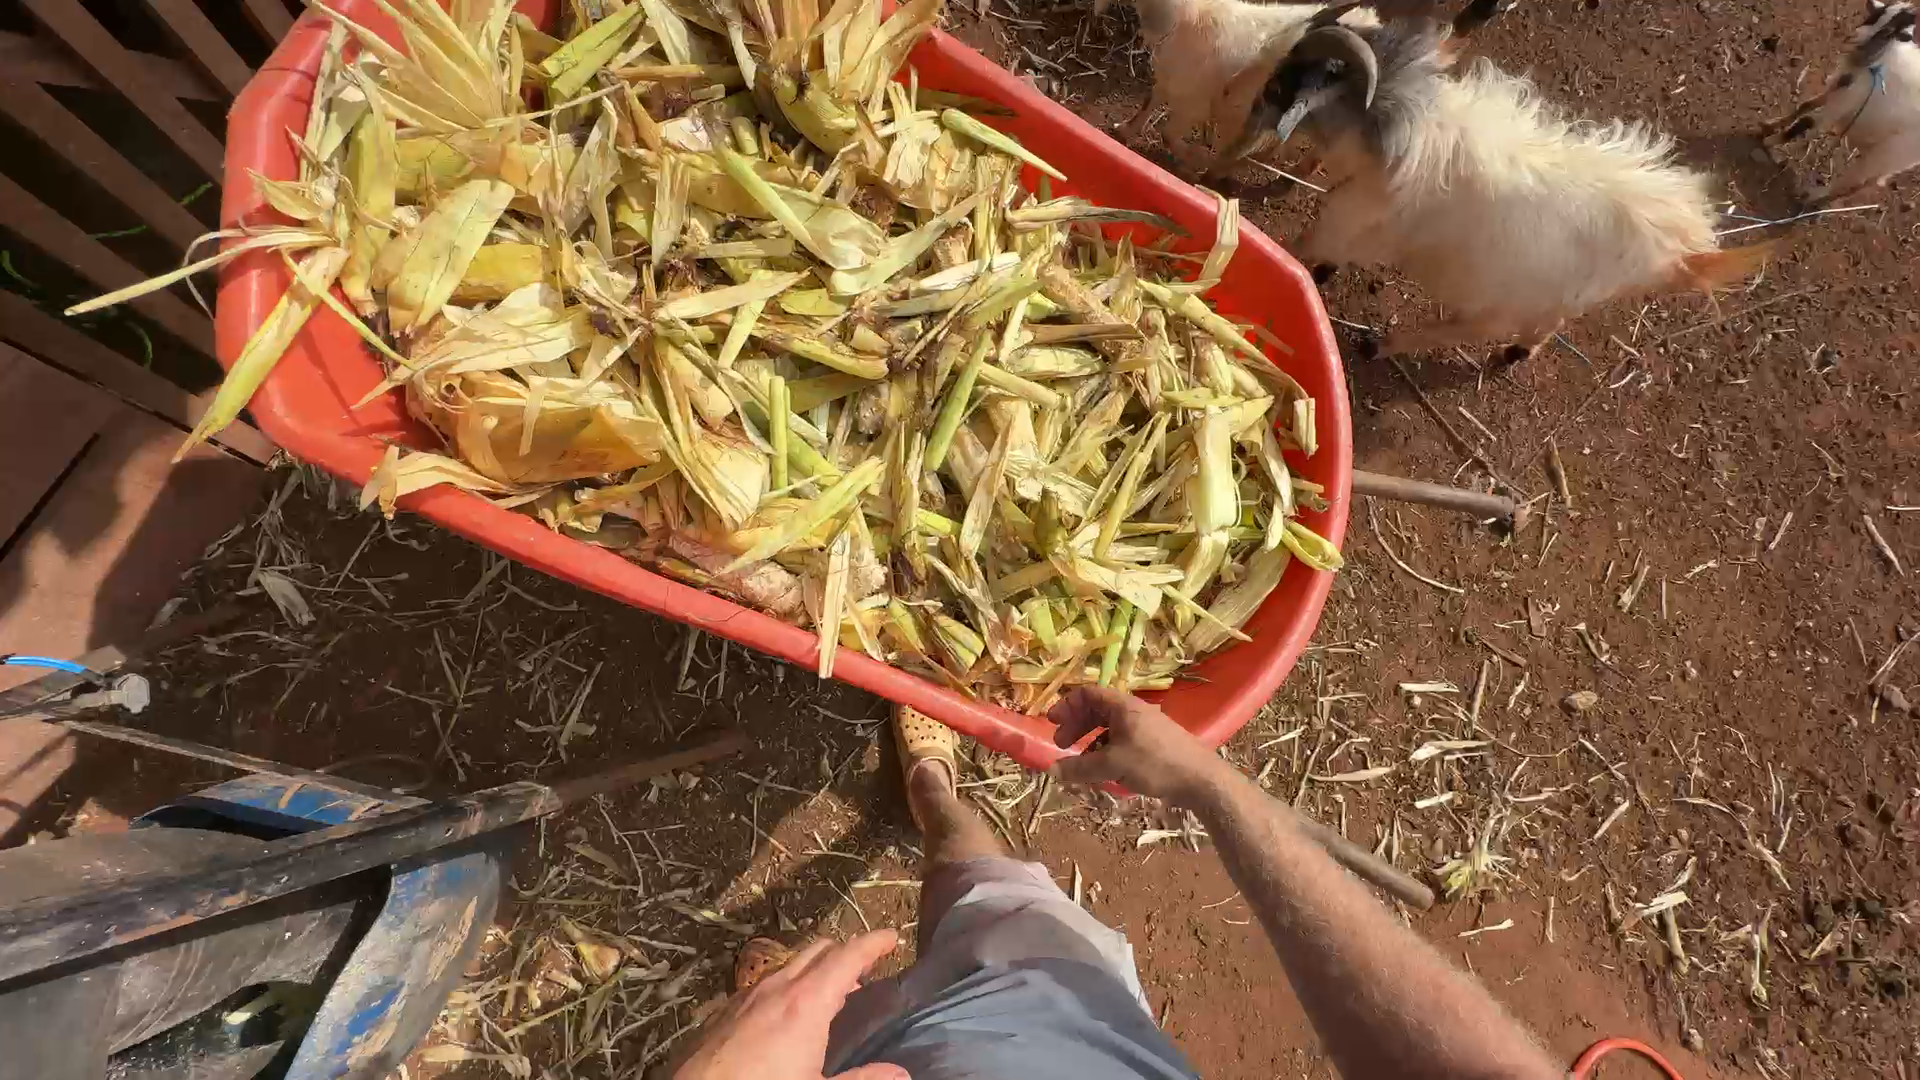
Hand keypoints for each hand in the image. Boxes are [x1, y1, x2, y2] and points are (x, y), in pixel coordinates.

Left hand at [671, 930, 906, 1079]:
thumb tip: (901, 1073)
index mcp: (807, 1002)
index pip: (848, 956)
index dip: (874, 943)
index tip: (893, 936)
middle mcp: (778, 987)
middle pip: (820, 949)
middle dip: (845, 952)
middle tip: (865, 971)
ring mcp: (748, 996)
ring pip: (791, 964)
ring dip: (816, 969)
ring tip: (829, 995)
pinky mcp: (725, 1012)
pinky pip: (766, 983)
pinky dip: (789, 985)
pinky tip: (785, 1018)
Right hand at [1047, 686, 1232, 806]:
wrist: (1202, 780)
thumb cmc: (1155, 763)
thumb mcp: (1112, 765)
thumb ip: (1080, 767)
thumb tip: (1052, 770)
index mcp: (1122, 706)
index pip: (1087, 693)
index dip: (1067, 705)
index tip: (1052, 722)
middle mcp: (1133, 710)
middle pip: (1097, 709)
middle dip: (1076, 725)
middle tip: (1061, 743)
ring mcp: (1145, 726)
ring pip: (1109, 726)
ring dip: (1090, 739)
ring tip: (1081, 759)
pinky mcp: (1154, 743)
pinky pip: (1122, 739)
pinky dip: (1107, 749)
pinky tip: (1105, 768)